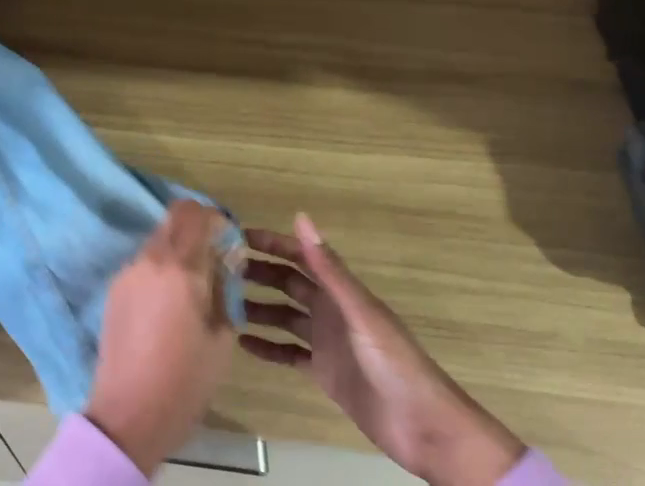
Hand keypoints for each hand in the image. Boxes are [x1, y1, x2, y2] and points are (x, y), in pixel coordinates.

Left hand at [85, 201, 237, 474]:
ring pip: (156, 243)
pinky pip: (143, 265)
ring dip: (176, 251)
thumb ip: (225, 290)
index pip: (193, 214)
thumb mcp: (222, 336)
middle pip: (172, 220)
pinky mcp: (114, 291)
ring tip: (192, 288)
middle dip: (195, 229)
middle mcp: (149, 260)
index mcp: (180, 268)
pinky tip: (169, 305)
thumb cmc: (185, 379)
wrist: (130, 411)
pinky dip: (160, 270)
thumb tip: (226, 263)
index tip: (228, 240)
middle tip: (213, 259)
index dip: (214, 218)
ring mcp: (127, 274)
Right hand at [243, 214, 524, 485]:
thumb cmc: (395, 363)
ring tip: (223, 306)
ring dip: (258, 310)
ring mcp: (327, 343)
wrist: (424, 427)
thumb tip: (301, 217)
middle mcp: (331, 312)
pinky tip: (242, 344)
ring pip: (284, 317)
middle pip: (288, 285)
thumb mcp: (360, 313)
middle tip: (220, 271)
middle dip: (258, 275)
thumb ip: (329, 269)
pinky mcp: (324, 373)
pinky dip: (267, 347)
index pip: (302, 257)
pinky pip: (289, 353)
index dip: (273, 244)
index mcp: (342, 293)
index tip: (238, 237)